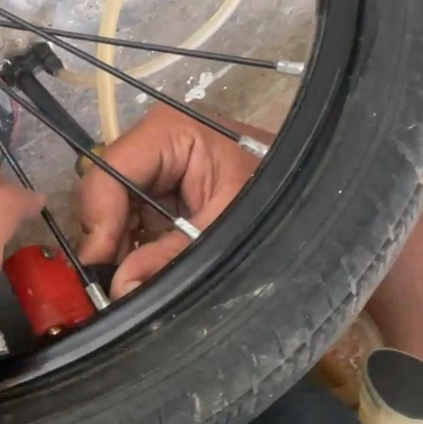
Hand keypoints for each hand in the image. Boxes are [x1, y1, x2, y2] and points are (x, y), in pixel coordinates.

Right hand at [77, 106, 272, 298]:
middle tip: (111, 285)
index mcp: (168, 133)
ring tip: (128, 284)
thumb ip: (172, 258)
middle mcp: (153, 144)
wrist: (324, 192)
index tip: (98, 269)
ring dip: (119, 248)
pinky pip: (132, 220)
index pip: (108, 172)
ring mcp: (156, 168)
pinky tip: (142, 272)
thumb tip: (120, 290)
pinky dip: (134, 248)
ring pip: (114, 210)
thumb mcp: (227, 229)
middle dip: (107, 240)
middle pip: (105, 192)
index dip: (98, 221)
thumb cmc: (285, 194)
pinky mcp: (163, 191)